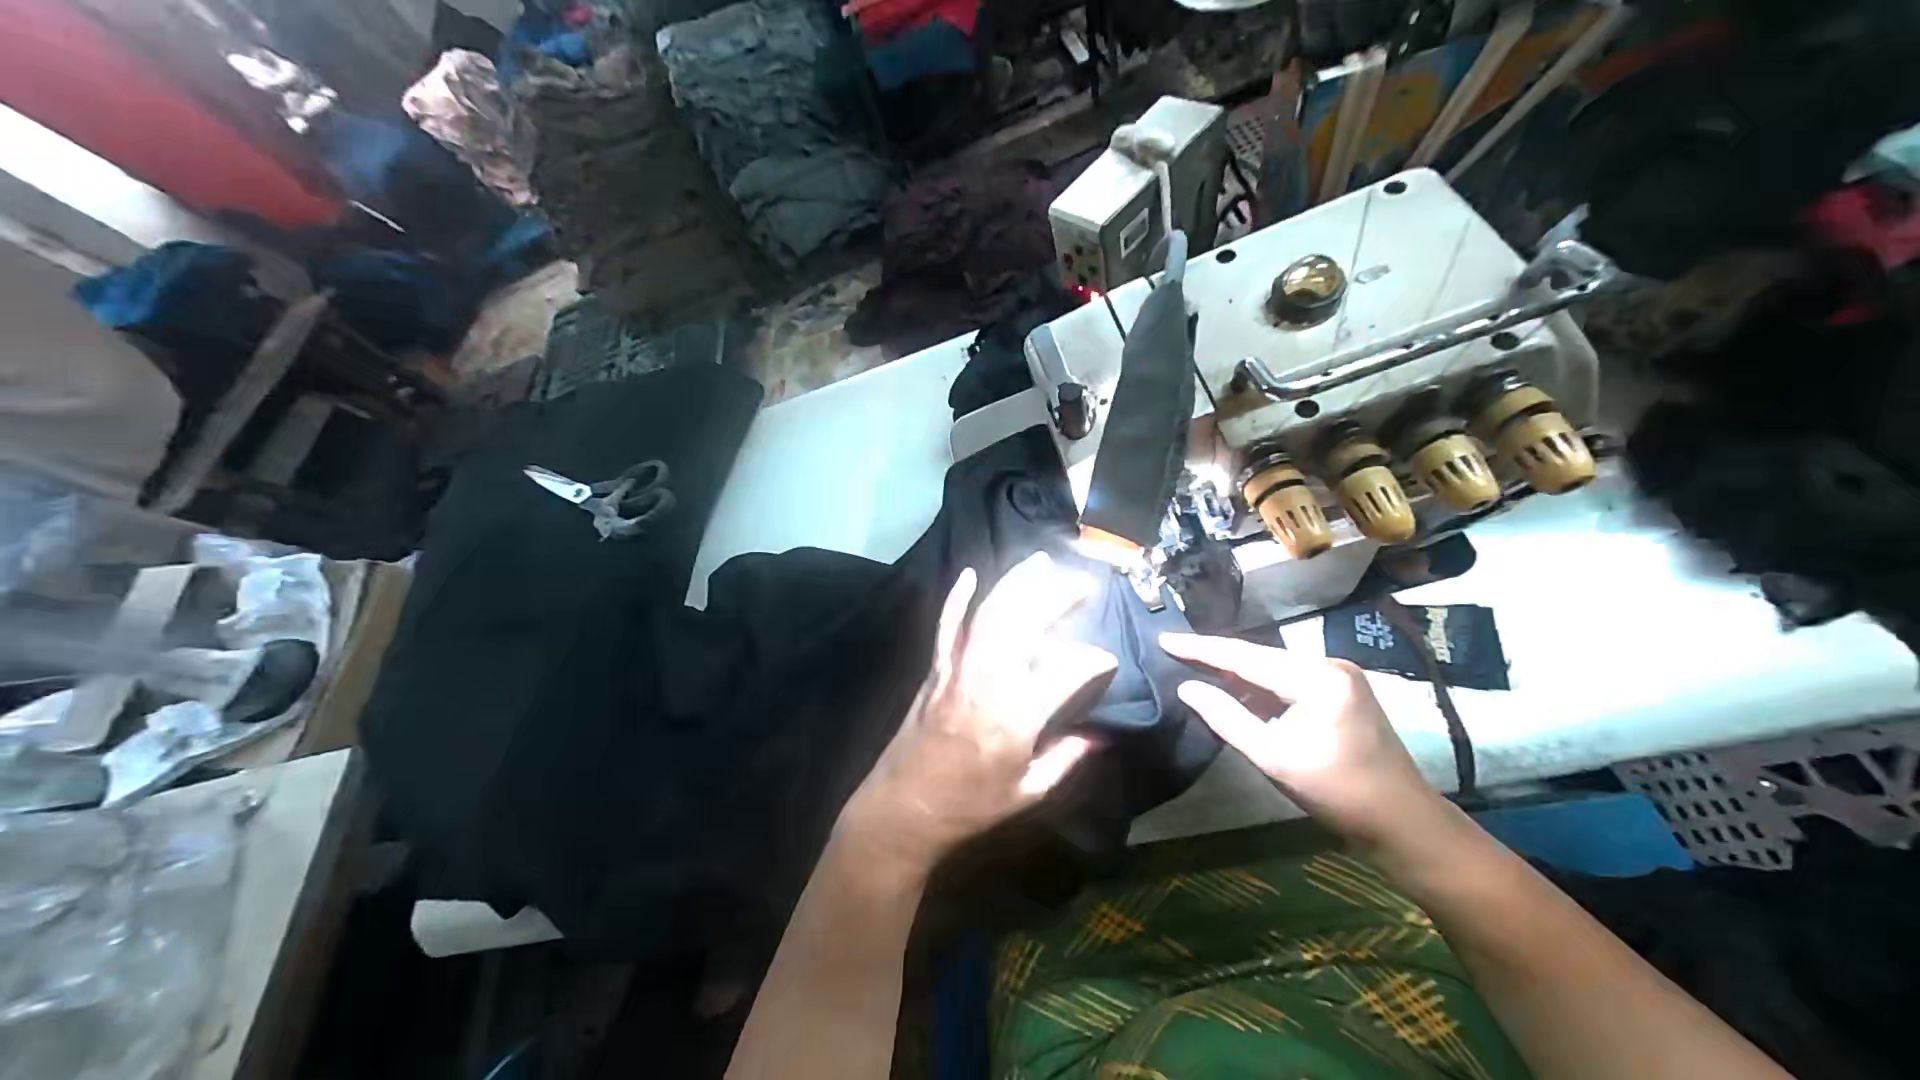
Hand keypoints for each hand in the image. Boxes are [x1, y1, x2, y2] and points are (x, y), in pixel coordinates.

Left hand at [841, 553, 1118, 877]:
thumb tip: (1102, 735)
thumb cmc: (970, 808)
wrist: (904, 810)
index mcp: (1017, 715)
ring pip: (989, 612)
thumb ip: (1068, 759)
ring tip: (1043, 562)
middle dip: (1058, 594)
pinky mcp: (935, 670)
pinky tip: (969, 574)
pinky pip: (947, 625)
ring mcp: (957, 669)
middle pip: (1026, 621)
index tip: (1108, 661)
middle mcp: (988, 680)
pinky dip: (957, 598)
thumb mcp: (1029, 793)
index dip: (1094, 660)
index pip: (1067, 668)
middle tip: (1085, 582)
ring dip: (1017, 582)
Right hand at [1160, 633, 1449, 853]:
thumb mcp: (1273, 757)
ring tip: (1196, 669)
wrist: (1403, 823)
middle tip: (1175, 652)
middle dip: (1217, 657)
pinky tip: (1236, 692)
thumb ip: (1226, 717)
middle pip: (1260, 657)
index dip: (1202, 649)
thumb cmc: (1338, 793)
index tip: (1165, 640)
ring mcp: (1339, 677)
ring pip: (1273, 668)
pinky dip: (1260, 687)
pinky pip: (1289, 680)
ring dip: (1238, 673)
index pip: (1246, 657)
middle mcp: (1330, 665)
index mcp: (1318, 678)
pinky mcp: (1341, 691)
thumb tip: (1187, 688)